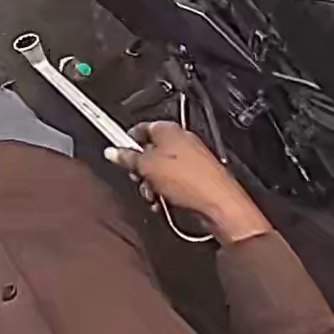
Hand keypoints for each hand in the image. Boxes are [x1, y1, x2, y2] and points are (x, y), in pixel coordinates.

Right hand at [104, 121, 272, 245]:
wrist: (220, 206)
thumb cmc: (189, 180)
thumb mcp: (146, 167)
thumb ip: (127, 157)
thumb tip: (113, 152)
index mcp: (168, 129)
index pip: (140, 128)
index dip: (127, 140)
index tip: (119, 152)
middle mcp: (181, 139)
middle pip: (150, 150)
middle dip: (141, 167)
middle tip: (138, 178)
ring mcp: (192, 158)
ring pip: (162, 168)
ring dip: (152, 183)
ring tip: (152, 194)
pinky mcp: (199, 176)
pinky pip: (175, 180)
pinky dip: (166, 190)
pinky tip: (163, 201)